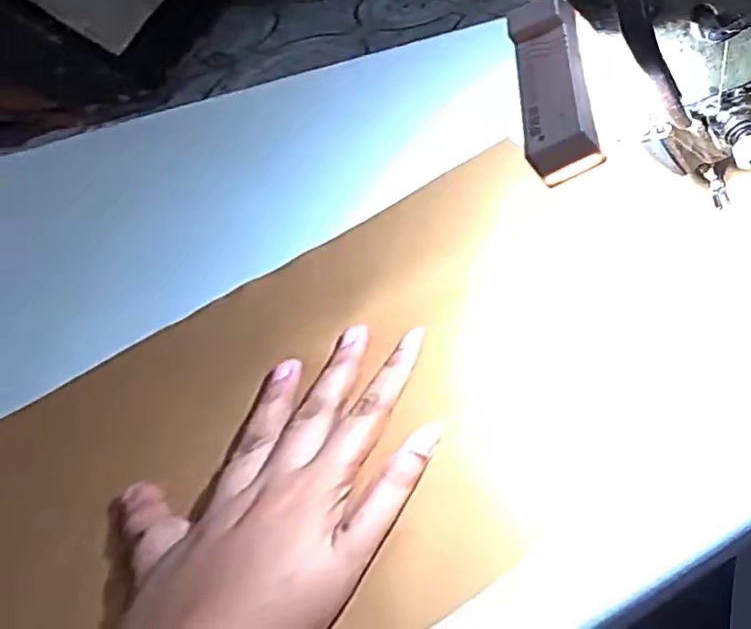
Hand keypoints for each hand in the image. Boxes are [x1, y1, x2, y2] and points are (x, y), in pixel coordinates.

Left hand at [116, 326, 437, 628]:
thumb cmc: (284, 614)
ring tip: (284, 368)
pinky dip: (147, 504)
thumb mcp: (354, 555)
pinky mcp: (167, 553)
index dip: (394, 371)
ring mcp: (215, 517)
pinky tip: (138, 489)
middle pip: (312, 416)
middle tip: (353, 332)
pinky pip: (156, 523)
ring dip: (273, 404)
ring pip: (251, 446)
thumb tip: (430, 431)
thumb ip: (392, 490)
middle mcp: (270, 488)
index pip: (367, 413)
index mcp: (317, 487)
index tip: (412, 336)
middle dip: (338, 370)